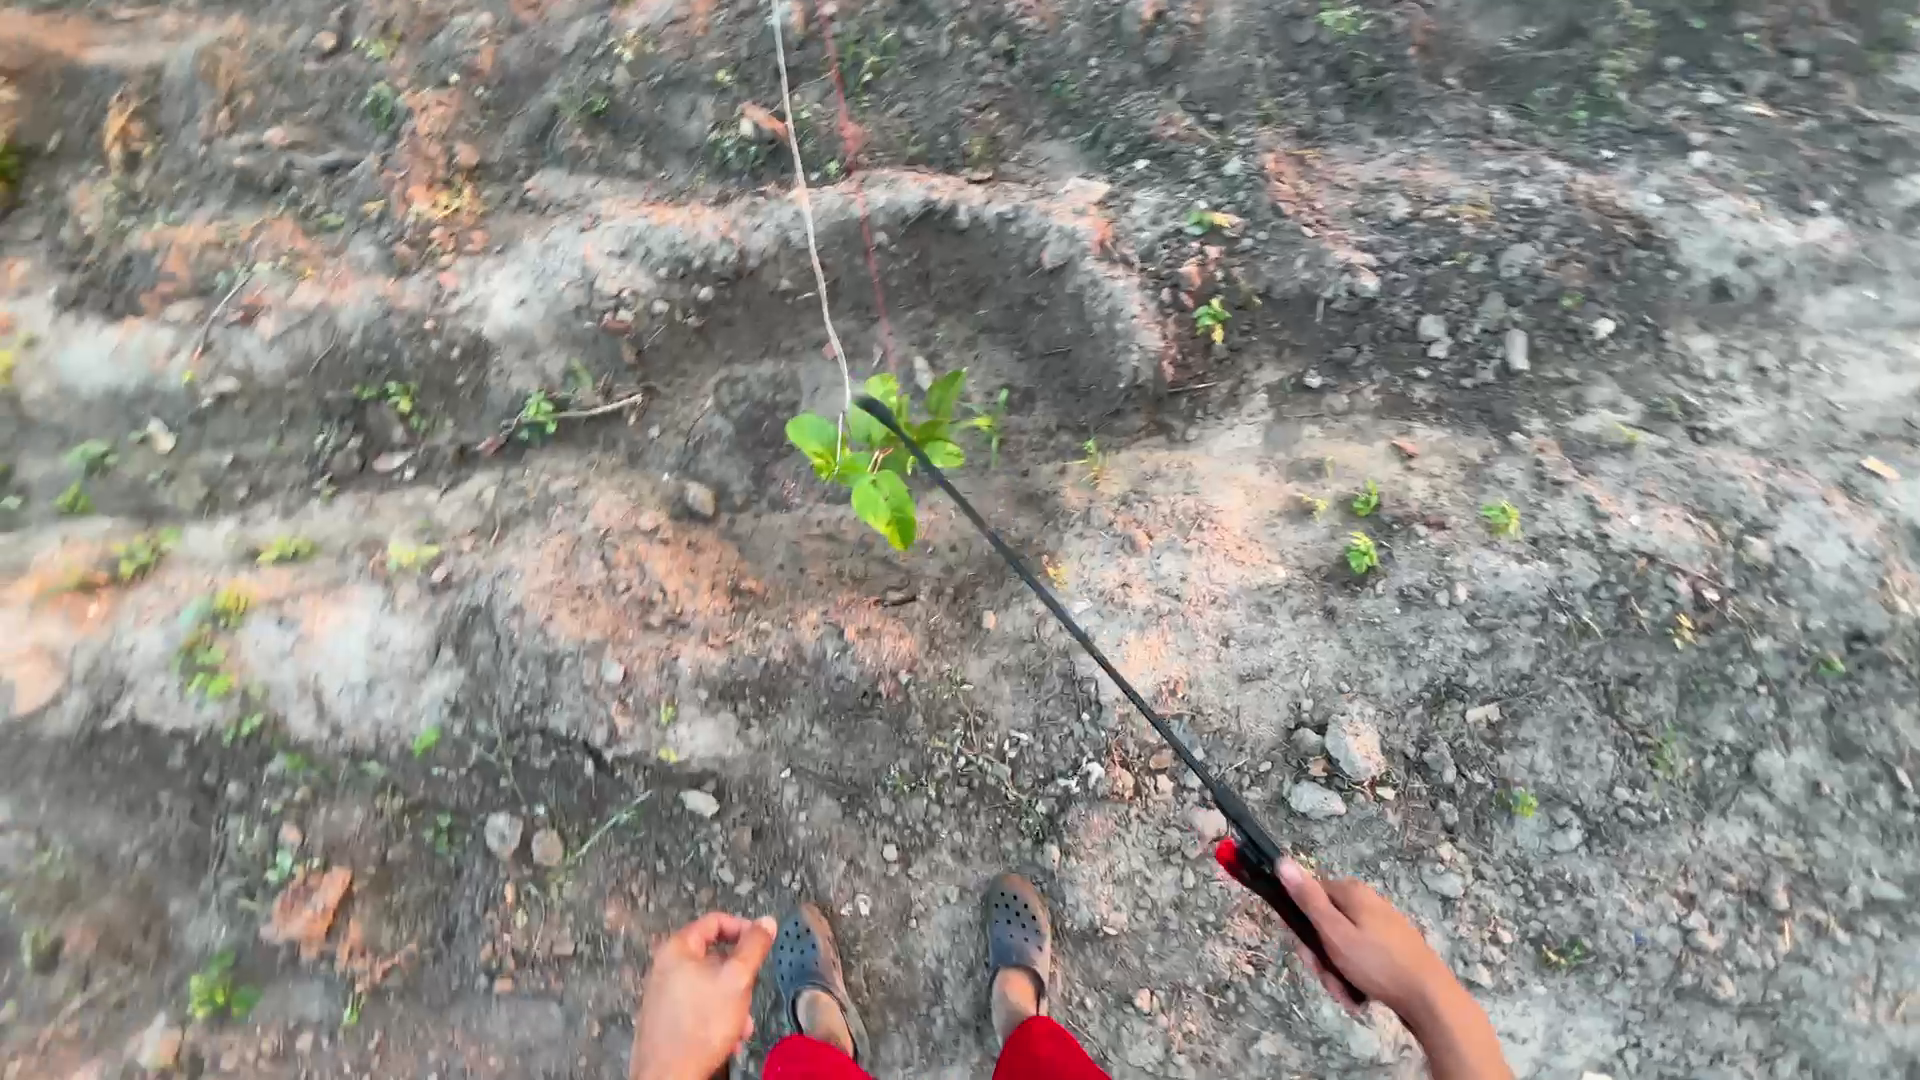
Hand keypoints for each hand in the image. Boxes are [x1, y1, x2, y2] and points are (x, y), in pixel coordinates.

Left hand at [629, 912, 777, 1079]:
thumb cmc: (701, 1025)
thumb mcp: (738, 979)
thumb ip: (754, 946)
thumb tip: (767, 921)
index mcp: (677, 948)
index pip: (716, 921)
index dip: (743, 927)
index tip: (760, 943)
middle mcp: (664, 967)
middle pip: (714, 955)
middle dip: (738, 974)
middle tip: (751, 988)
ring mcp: (662, 995)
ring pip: (709, 984)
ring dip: (732, 999)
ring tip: (743, 1022)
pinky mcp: (664, 1020)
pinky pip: (697, 1005)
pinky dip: (716, 1015)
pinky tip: (729, 1036)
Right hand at [1276, 859, 1453, 1019]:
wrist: (1433, 1001)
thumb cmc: (1378, 964)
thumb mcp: (1334, 931)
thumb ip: (1307, 899)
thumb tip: (1282, 861)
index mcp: (1351, 892)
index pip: (1309, 897)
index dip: (1302, 926)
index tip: (1306, 953)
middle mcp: (1367, 903)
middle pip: (1326, 925)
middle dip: (1322, 957)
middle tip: (1328, 979)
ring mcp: (1382, 926)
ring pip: (1343, 945)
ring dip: (1337, 972)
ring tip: (1346, 995)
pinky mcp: (1394, 949)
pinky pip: (1363, 957)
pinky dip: (1356, 976)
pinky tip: (1360, 995)